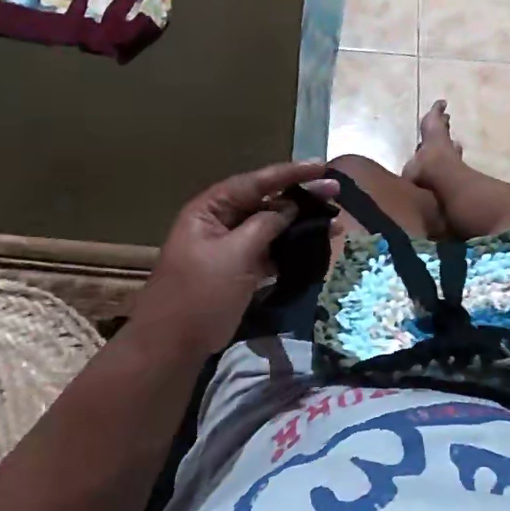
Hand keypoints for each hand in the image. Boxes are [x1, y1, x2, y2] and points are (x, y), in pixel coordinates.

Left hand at [130, 161, 331, 351]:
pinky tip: (317, 245)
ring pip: (271, 226)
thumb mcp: (234, 255)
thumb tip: (289, 207)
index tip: (321, 166)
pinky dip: (292, 247)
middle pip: (265, 201)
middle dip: (300, 196)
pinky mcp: (241, 269)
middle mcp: (220, 222)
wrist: (174, 344)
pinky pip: (271, 249)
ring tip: (333, 219)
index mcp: (210, 210)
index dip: (289, 173)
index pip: (254, 183)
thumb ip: (264, 225)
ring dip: (300, 222)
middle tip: (335, 192)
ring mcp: (231, 246)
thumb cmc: (199, 294)